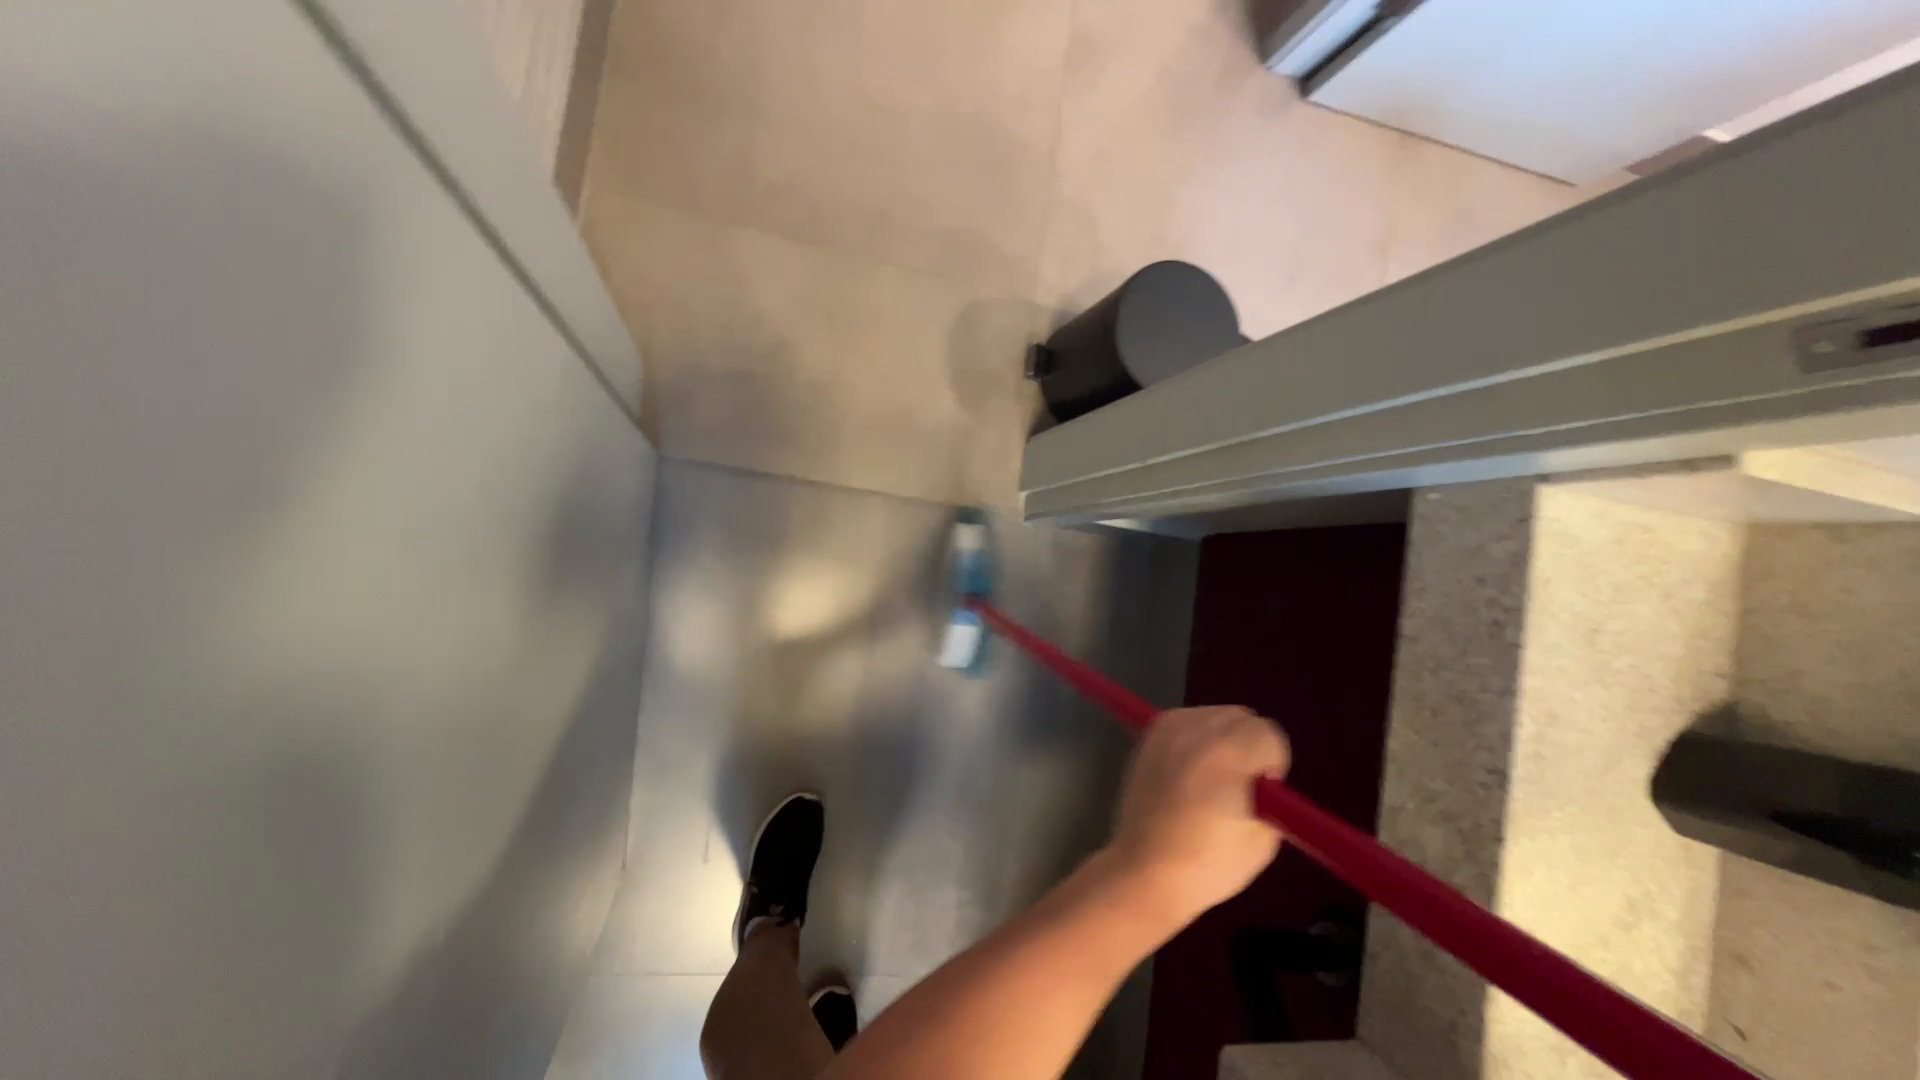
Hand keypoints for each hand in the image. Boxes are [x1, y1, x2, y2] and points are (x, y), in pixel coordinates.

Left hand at [1102, 706, 1289, 933]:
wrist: (1146, 870)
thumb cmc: (1209, 862)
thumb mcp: (1264, 837)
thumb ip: (1271, 796)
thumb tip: (1261, 780)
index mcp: (1230, 752)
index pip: (1270, 734)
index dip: (1271, 766)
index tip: (1261, 794)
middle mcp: (1197, 729)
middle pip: (1241, 716)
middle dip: (1248, 746)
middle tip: (1237, 788)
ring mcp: (1167, 729)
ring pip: (1212, 716)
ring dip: (1220, 739)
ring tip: (1208, 781)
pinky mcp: (1148, 736)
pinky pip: (1185, 723)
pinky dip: (1194, 739)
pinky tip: (1187, 772)